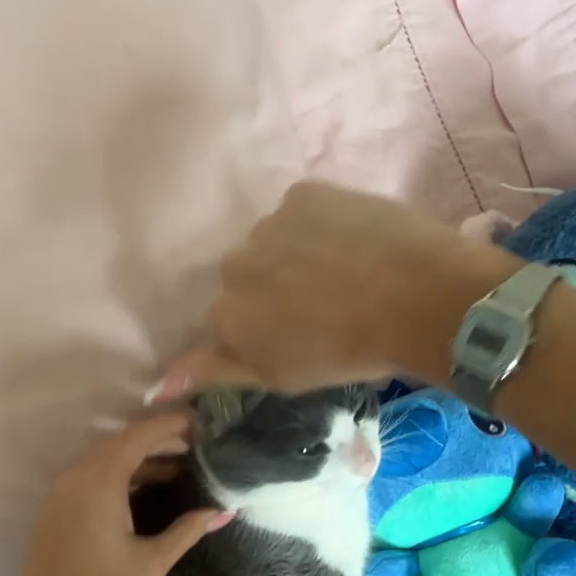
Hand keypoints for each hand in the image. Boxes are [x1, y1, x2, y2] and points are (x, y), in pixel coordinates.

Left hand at [3, 410, 232, 575]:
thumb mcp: (152, 563)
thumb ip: (188, 530)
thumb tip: (225, 511)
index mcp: (98, 484)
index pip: (138, 436)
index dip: (170, 424)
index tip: (202, 422)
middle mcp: (74, 479)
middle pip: (119, 443)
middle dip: (158, 439)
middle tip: (197, 444)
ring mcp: (59, 495)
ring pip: (103, 460)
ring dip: (138, 459)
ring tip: (180, 466)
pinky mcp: (54, 512)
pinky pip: (89, 478)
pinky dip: (119, 475)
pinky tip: (145, 491)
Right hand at [163, 181, 520, 393]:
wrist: (418, 298)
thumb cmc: (349, 354)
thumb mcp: (280, 377)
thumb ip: (217, 371)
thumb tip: (158, 382)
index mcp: (226, 315)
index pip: (225, 320)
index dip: (261, 329)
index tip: (297, 338)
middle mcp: (234, 265)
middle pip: (243, 277)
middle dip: (271, 290)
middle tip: (321, 307)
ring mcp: (269, 225)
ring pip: (270, 243)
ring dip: (292, 255)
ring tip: (341, 274)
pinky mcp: (304, 194)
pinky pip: (299, 212)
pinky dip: (317, 226)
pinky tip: (351, 244)